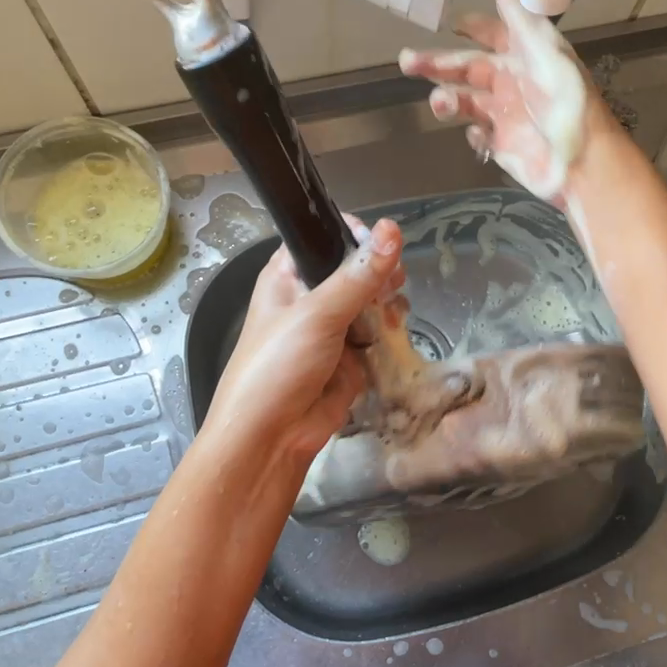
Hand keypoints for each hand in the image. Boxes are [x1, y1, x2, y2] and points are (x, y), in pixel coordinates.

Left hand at [203, 217, 405, 470]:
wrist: (272, 437)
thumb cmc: (279, 366)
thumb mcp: (318, 314)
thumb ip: (358, 275)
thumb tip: (393, 230)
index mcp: (288, 276)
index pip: (323, 236)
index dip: (353, 234)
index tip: (382, 243)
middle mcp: (310, 297)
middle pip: (355, 269)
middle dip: (379, 272)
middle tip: (393, 283)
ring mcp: (332, 328)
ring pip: (371, 301)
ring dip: (387, 304)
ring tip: (392, 313)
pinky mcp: (350, 357)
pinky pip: (377, 335)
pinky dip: (388, 333)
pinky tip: (394, 333)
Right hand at [399, 0, 618, 206]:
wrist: (579, 160)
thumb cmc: (566, 100)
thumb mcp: (543, 49)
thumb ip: (517, 14)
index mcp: (525, 55)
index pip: (494, 35)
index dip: (474, 27)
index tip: (452, 22)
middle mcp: (512, 82)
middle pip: (467, 68)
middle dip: (438, 64)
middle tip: (408, 61)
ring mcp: (504, 115)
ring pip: (464, 101)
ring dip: (447, 99)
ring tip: (440, 102)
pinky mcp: (500, 145)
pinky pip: (477, 135)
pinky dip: (472, 133)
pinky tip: (478, 133)